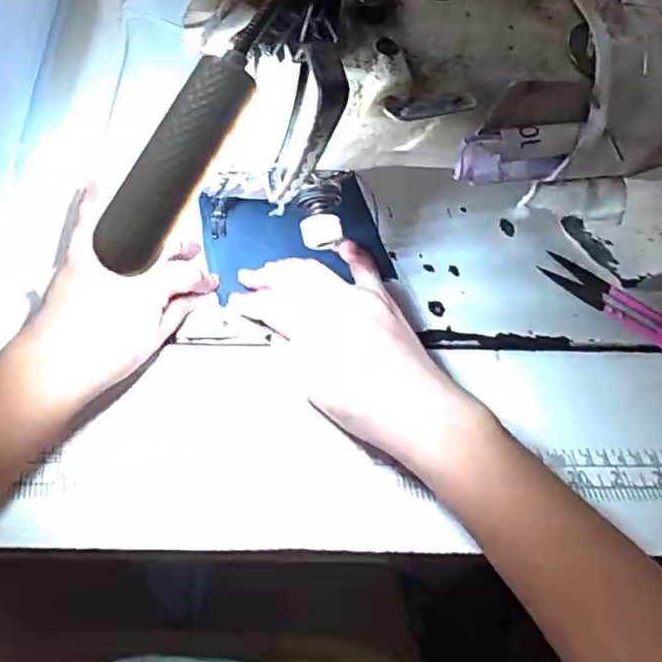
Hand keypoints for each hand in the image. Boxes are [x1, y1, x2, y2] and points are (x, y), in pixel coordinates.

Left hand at [0, 185, 216, 413]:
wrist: (51, 362)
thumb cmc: (100, 354)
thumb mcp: (150, 339)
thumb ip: (175, 312)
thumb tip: (193, 299)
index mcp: (153, 285)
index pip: (187, 273)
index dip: (202, 278)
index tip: (208, 283)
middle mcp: (128, 265)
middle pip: (164, 249)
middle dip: (183, 251)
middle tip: (193, 254)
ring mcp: (100, 258)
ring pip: (135, 235)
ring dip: (154, 233)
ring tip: (167, 237)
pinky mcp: (74, 259)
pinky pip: (84, 223)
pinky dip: (88, 202)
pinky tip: (91, 184)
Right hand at [225, 242, 491, 471]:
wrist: (425, 415)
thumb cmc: (371, 410)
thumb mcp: (313, 388)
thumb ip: (289, 354)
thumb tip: (276, 336)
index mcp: (314, 328)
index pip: (270, 306)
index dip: (248, 304)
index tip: (236, 303)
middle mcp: (335, 305)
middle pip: (290, 280)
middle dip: (265, 277)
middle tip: (248, 279)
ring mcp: (360, 299)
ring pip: (316, 270)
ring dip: (291, 266)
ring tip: (275, 267)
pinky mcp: (382, 302)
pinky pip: (364, 269)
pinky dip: (351, 253)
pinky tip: (340, 246)